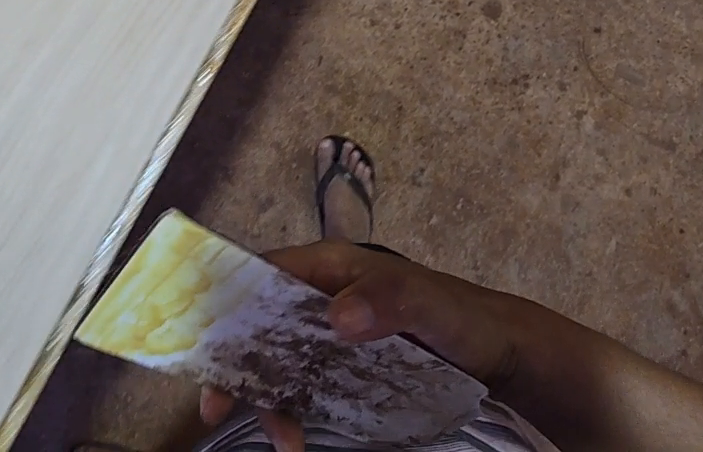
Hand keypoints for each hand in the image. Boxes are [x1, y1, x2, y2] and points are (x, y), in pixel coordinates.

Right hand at [197, 241, 523, 451]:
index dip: (230, 301)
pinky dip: (287, 411)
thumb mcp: (428, 302)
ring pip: (274, 359)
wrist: (494, 354)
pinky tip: (295, 440)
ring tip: (279, 438)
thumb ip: (387, 299)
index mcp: (329, 267)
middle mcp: (318, 297)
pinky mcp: (339, 369)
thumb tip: (336, 318)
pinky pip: (299, 386)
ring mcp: (326, 335)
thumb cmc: (458, 315)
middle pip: (258, 321)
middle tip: (217, 405)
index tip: (208, 342)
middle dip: (235, 361)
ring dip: (263, 396)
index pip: (264, 272)